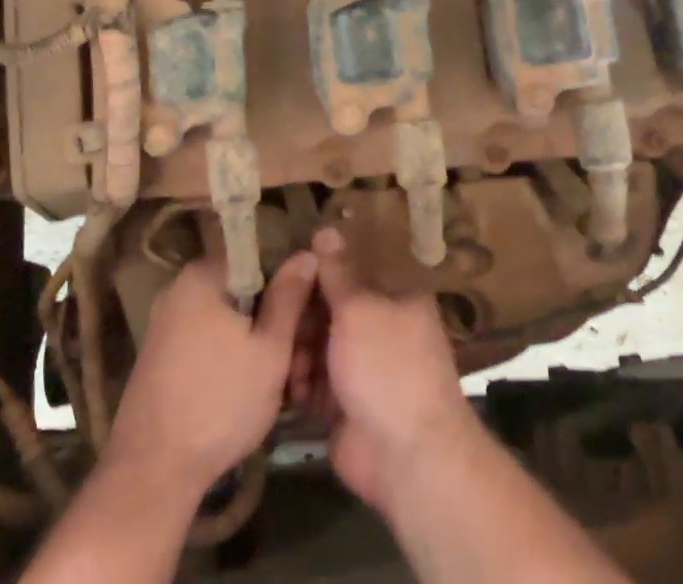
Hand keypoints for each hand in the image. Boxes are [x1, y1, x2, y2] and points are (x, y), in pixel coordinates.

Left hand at [105, 249, 317, 496]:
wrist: (156, 466)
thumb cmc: (222, 401)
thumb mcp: (270, 350)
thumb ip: (288, 298)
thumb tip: (306, 254)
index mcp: (201, 277)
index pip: (257, 258)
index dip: (288, 285)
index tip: (306, 320)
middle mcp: (177, 291)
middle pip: (240, 292)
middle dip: (271, 322)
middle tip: (297, 363)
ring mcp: (164, 325)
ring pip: (225, 322)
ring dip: (253, 346)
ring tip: (279, 384)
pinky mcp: (160, 356)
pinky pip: (206, 342)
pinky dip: (229, 359)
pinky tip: (246, 392)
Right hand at [300, 228, 482, 512]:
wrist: (406, 455)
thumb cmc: (386, 368)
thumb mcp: (360, 309)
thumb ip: (338, 272)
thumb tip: (327, 228)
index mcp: (396, 299)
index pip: (349, 273)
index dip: (316, 273)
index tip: (281, 272)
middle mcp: (381, 329)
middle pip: (328, 311)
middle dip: (301, 320)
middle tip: (276, 325)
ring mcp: (364, 369)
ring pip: (317, 348)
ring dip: (299, 356)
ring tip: (291, 368)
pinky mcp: (346, 404)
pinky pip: (315, 384)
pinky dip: (303, 386)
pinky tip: (293, 392)